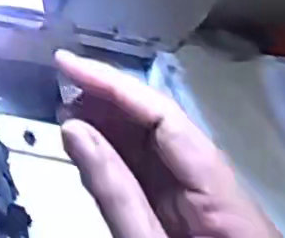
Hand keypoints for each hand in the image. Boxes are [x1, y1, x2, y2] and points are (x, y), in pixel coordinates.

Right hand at [58, 51, 279, 237]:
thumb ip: (114, 192)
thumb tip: (73, 126)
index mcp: (224, 199)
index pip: (164, 118)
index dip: (114, 84)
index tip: (67, 64)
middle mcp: (221, 191)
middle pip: (162, 126)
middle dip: (110, 101)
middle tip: (61, 89)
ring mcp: (210, 208)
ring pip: (157, 149)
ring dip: (111, 127)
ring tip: (67, 114)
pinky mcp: (196, 224)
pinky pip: (155, 177)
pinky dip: (120, 160)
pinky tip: (92, 151)